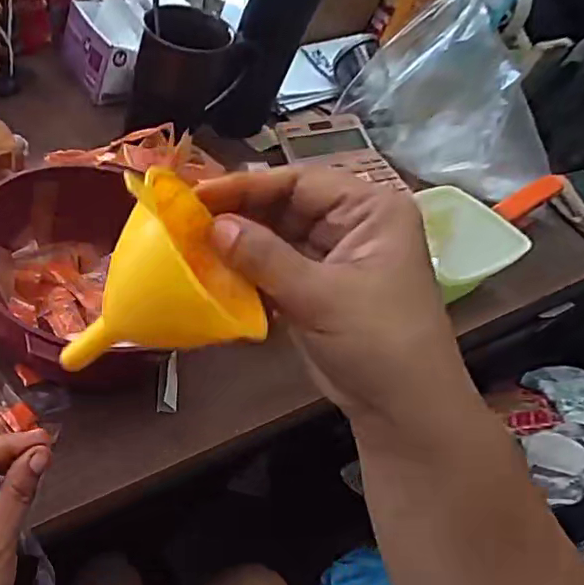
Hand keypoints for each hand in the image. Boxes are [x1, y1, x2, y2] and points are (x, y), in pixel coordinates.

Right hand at [197, 166, 470, 426]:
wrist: (397, 402)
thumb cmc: (376, 338)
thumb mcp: (320, 294)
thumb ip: (265, 258)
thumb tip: (214, 227)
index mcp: (369, 210)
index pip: (300, 183)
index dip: (247, 186)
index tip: (199, 195)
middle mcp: (348, 226)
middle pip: (283, 207)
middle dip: (237, 213)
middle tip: (186, 220)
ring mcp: (327, 260)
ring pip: (272, 239)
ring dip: (235, 244)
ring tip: (190, 244)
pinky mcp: (309, 291)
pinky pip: (269, 270)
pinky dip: (242, 272)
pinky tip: (210, 272)